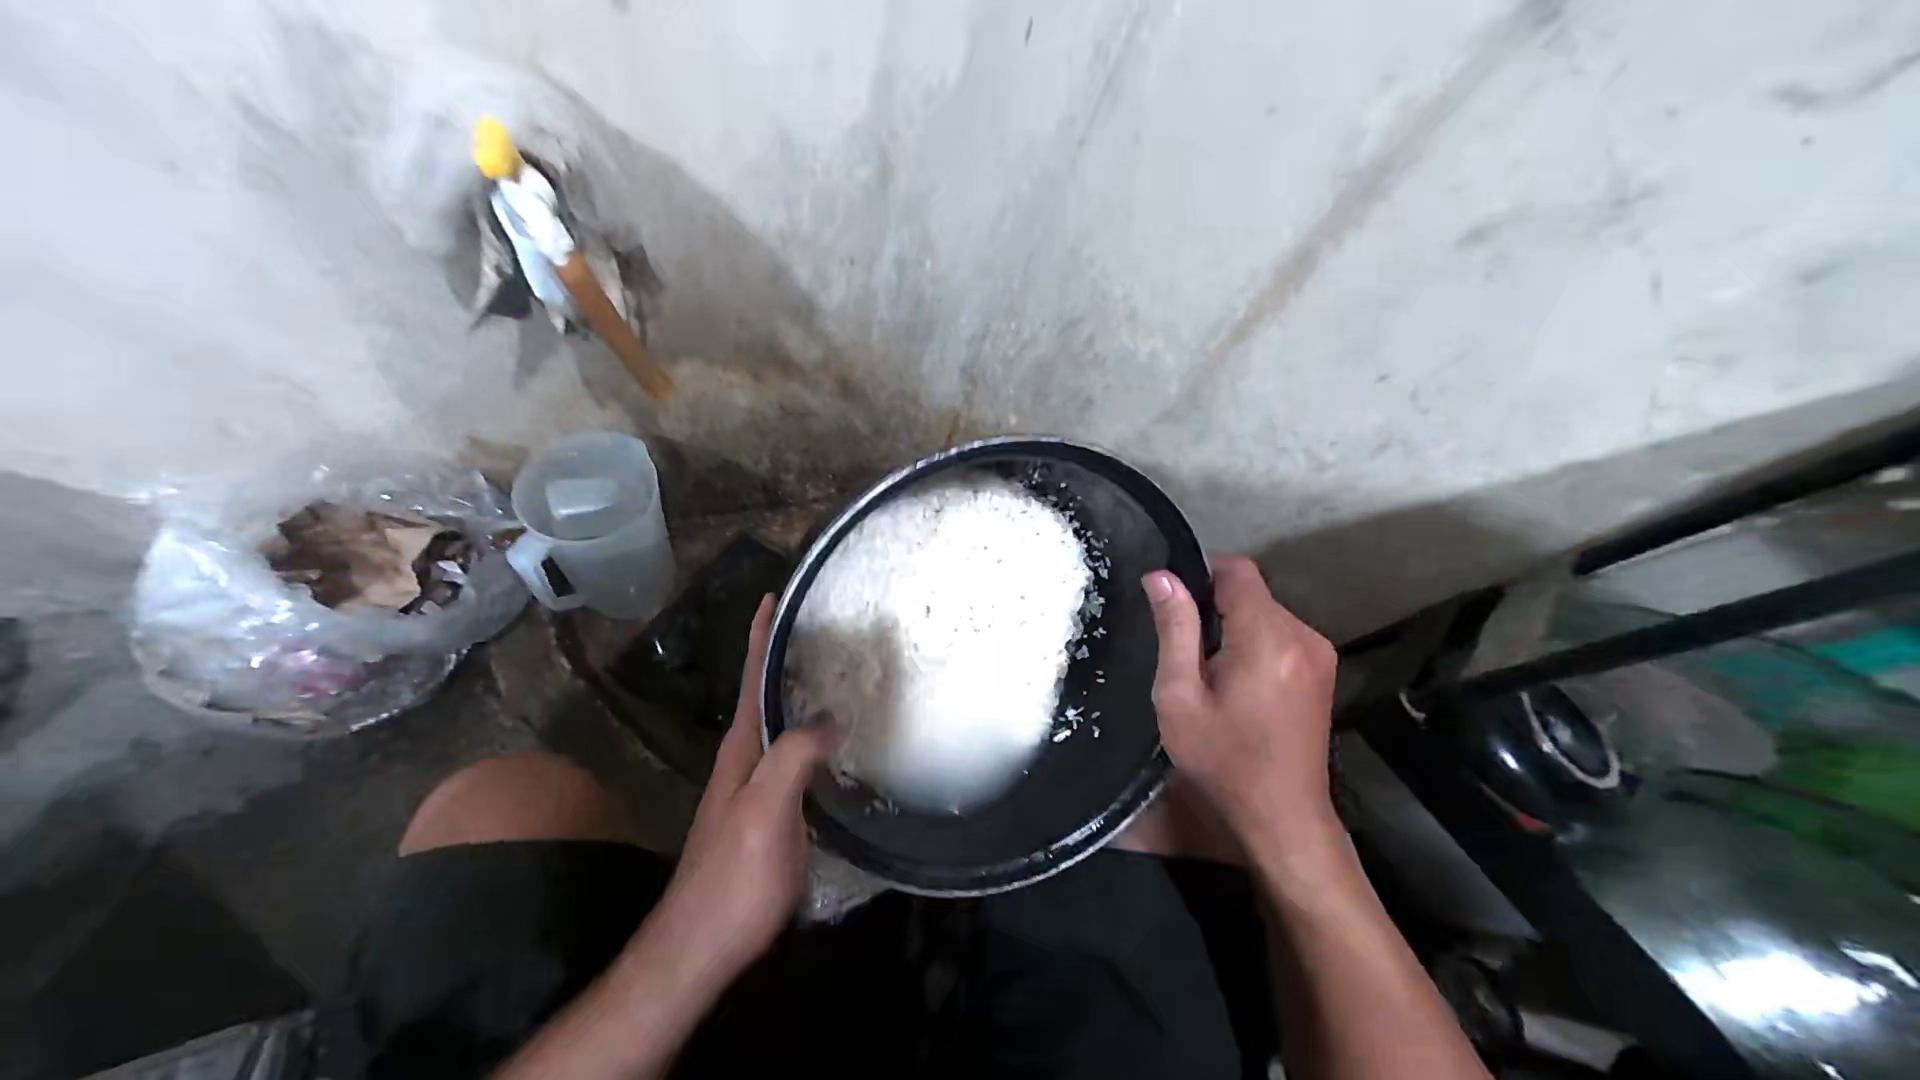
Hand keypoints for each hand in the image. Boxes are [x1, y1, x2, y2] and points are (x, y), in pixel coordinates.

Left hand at [640, 595, 836, 983]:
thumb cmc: (733, 877)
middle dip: (783, 656)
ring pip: (777, 724)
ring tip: (832, 672)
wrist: (700, 947)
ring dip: (797, 693)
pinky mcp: (765, 812)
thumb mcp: (766, 811)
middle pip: (763, 694)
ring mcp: (751, 787)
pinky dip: (808, 733)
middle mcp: (742, 759)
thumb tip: (831, 713)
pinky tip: (830, 741)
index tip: (773, 597)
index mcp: (741, 749)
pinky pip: (789, 754)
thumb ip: (795, 756)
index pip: (752, 678)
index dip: (761, 637)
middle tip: (822, 629)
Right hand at [1142, 556, 1337, 844]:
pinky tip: (1240, 685)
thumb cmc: (1222, 759)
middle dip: (1215, 611)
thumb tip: (1161, 576)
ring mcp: (1319, 652)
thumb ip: (1174, 630)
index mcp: (1267, 638)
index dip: (1201, 577)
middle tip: (1190, 658)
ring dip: (1234, 629)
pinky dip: (1254, 644)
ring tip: (1213, 677)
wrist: (1281, 815)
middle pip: (1250, 592)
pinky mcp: (1323, 669)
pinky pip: (1280, 633)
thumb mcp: (1180, 697)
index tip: (1177, 612)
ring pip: (1264, 612)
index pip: (1237, 571)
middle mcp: (1303, 635)